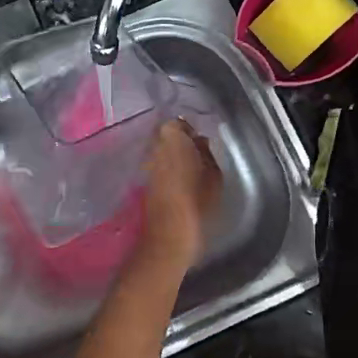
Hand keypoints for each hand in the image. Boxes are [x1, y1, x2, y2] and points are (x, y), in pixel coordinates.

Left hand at [136, 120, 220, 271]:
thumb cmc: (196, 200)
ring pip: (160, 152)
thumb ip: (206, 153)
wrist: (170, 234)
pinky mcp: (144, 182)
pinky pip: (157, 167)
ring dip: (172, 155)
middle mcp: (153, 147)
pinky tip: (180, 181)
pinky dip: (166, 169)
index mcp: (170, 138)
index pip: (177, 123)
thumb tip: (200, 142)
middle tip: (196, 152)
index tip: (200, 140)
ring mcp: (146, 165)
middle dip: (178, 141)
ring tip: (189, 167)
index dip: (189, 130)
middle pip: (165, 136)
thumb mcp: (213, 174)